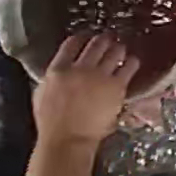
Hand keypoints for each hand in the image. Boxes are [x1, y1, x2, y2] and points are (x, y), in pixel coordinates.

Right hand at [31, 34, 139, 151]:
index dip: (82, 38)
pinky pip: (130, 65)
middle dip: (105, 39)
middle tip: (109, 40)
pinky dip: (132, 61)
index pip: (72, 43)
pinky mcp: (117, 85)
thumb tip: (65, 65)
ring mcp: (100, 76)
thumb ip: (55, 75)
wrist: (68, 138)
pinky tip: (131, 62)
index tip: (87, 37)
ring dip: (119, 48)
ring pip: (116, 51)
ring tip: (120, 50)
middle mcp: (80, 69)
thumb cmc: (52, 121)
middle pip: (97, 43)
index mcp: (57, 70)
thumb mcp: (43, 92)